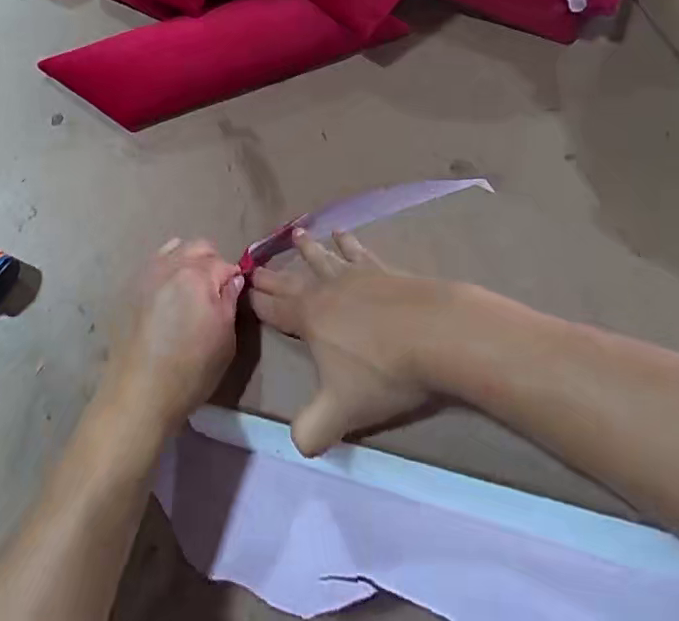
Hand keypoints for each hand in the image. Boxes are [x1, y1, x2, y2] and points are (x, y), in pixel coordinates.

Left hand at [101, 239, 243, 431]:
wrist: (139, 394)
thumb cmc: (191, 370)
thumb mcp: (225, 338)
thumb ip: (230, 301)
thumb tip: (232, 280)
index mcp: (198, 275)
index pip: (225, 264)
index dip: (233, 280)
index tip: (233, 297)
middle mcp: (170, 265)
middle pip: (199, 247)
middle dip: (212, 264)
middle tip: (213, 293)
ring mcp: (146, 274)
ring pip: (174, 249)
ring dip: (187, 262)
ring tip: (189, 291)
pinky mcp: (129, 288)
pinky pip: (153, 264)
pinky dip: (166, 271)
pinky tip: (166, 298)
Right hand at [248, 230, 450, 456]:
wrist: (437, 334)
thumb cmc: (383, 372)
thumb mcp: (342, 412)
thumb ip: (313, 430)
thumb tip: (298, 445)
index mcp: (309, 318)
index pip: (274, 309)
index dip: (257, 302)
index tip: (241, 290)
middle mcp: (327, 291)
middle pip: (292, 281)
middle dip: (272, 276)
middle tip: (255, 266)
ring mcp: (357, 276)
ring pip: (324, 258)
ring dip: (309, 248)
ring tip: (297, 234)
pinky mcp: (385, 270)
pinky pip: (360, 252)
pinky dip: (349, 242)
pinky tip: (344, 233)